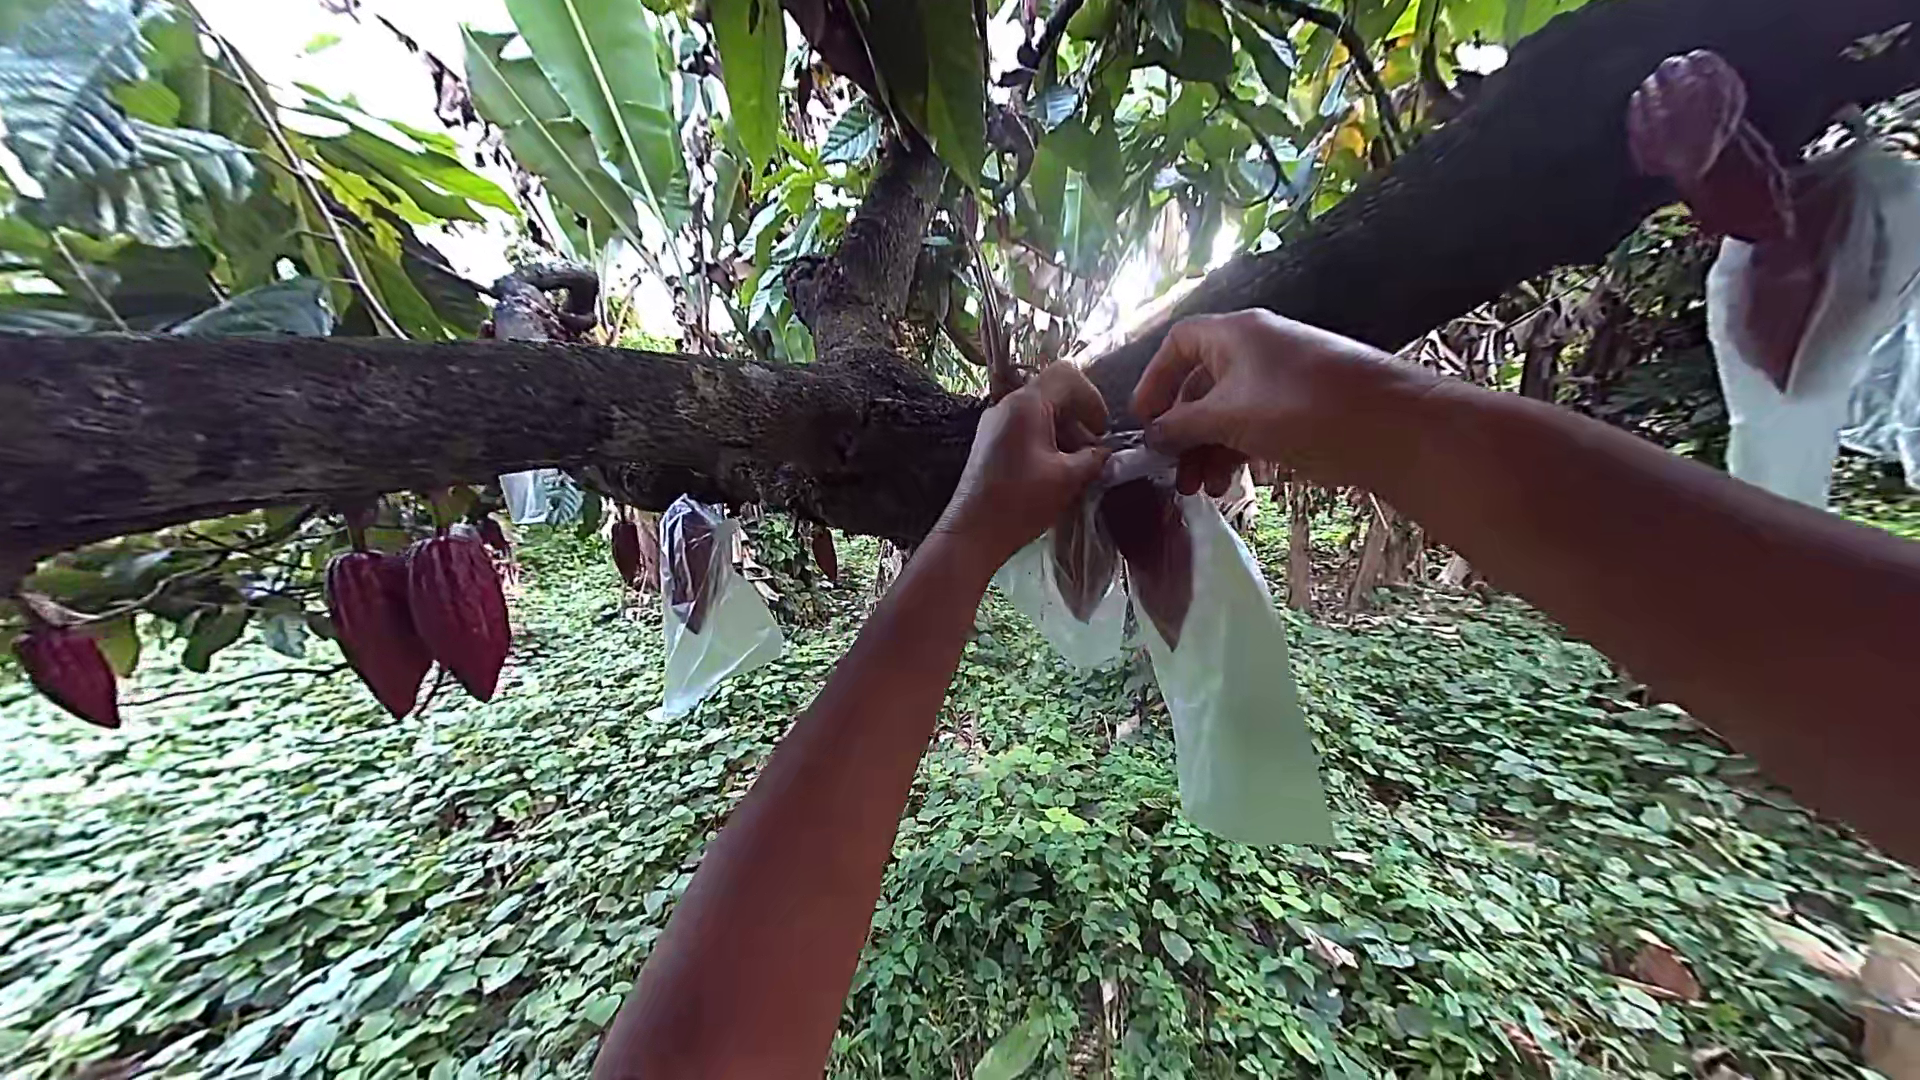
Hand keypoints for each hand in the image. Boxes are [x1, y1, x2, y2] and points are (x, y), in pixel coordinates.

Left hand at [932, 364, 1111, 568]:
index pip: (1067, 376)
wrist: (972, 533)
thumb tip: (1105, 452)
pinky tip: (1055, 473)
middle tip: (1093, 453)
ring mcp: (994, 425)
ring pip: (1040, 415)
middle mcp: (1007, 406)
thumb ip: (1093, 458)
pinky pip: (1025, 431)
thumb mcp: (1067, 478)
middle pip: (1053, 396)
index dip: (1092, 398)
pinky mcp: (990, 444)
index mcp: (1026, 404)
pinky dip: (1046, 444)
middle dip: (1079, 421)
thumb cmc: (1019, 502)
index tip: (1101, 429)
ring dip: (1064, 435)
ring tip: (1077, 468)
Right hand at [1131, 310, 1436, 493]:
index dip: (1154, 379)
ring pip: (1220, 415)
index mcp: (1234, 335)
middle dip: (1179, 430)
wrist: (1388, 427)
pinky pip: (1246, 428)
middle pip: (1197, 387)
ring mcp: (1274, 383)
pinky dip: (1230, 455)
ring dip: (1202, 452)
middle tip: (1167, 466)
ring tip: (1197, 488)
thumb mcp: (1225, 417)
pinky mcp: (1292, 411)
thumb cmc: (1297, 407)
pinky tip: (1225, 485)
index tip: (1143, 418)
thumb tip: (1150, 438)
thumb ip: (1178, 427)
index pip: (1177, 344)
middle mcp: (1252, 352)